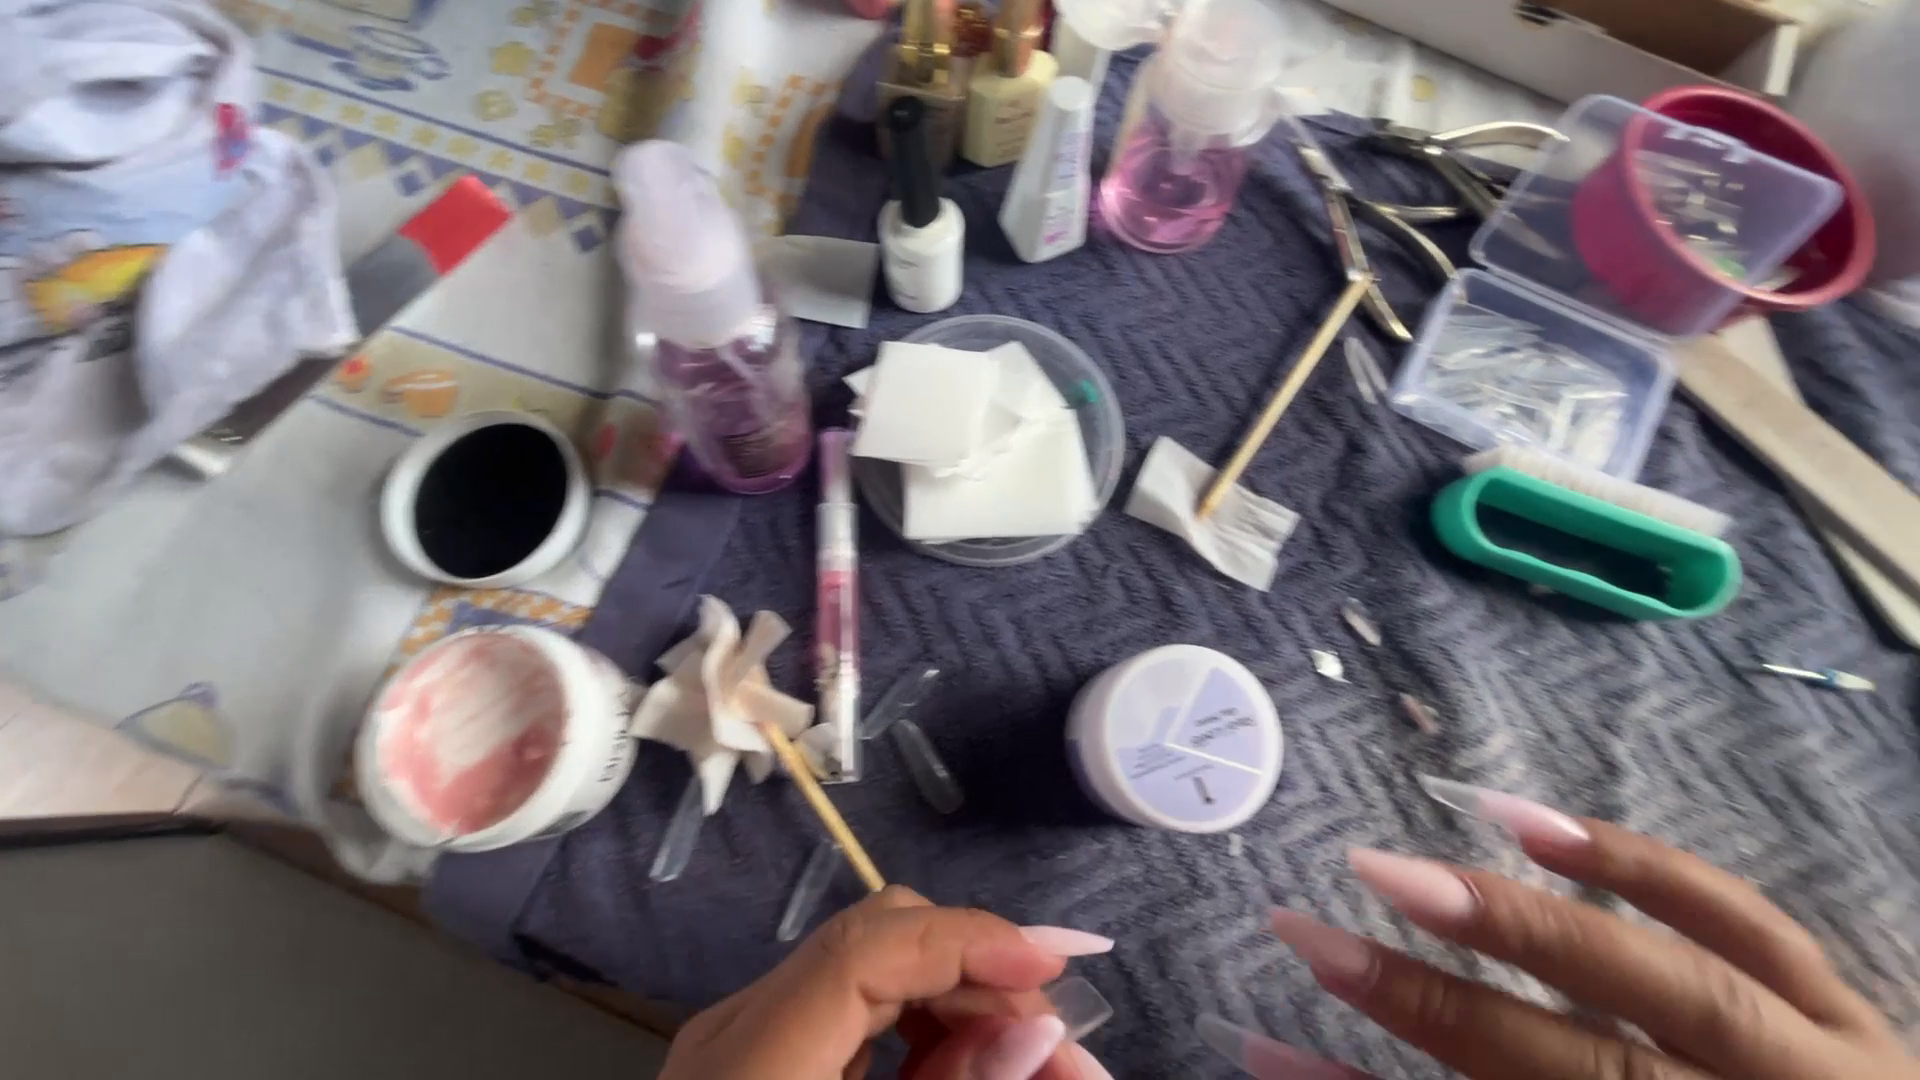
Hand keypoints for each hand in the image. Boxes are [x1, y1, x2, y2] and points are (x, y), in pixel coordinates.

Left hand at [659, 885, 1113, 1079]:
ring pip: (874, 960)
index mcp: (751, 1057)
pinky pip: (856, 1003)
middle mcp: (741, 1022)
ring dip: (959, 996)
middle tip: (1059, 1040)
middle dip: (978, 974)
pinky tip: (964, 1063)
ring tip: (1030, 1056)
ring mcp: (747, 1030)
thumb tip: (1039, 1030)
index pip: (866, 949)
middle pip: (877, 938)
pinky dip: (920, 1023)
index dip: (963, 941)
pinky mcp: (763, 1049)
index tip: (1050, 967)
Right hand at [1204, 780, 1918, 1079]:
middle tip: (1306, 938)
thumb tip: (1309, 1067)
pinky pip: (1740, 920)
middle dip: (1431, 1003)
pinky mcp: (1839, 1006)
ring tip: (1392, 871)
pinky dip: (1630, 865)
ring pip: (1669, 980)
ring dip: (1514, 921)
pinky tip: (1521, 820)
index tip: (1264, 1048)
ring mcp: (1829, 1064)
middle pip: (1586, 1066)